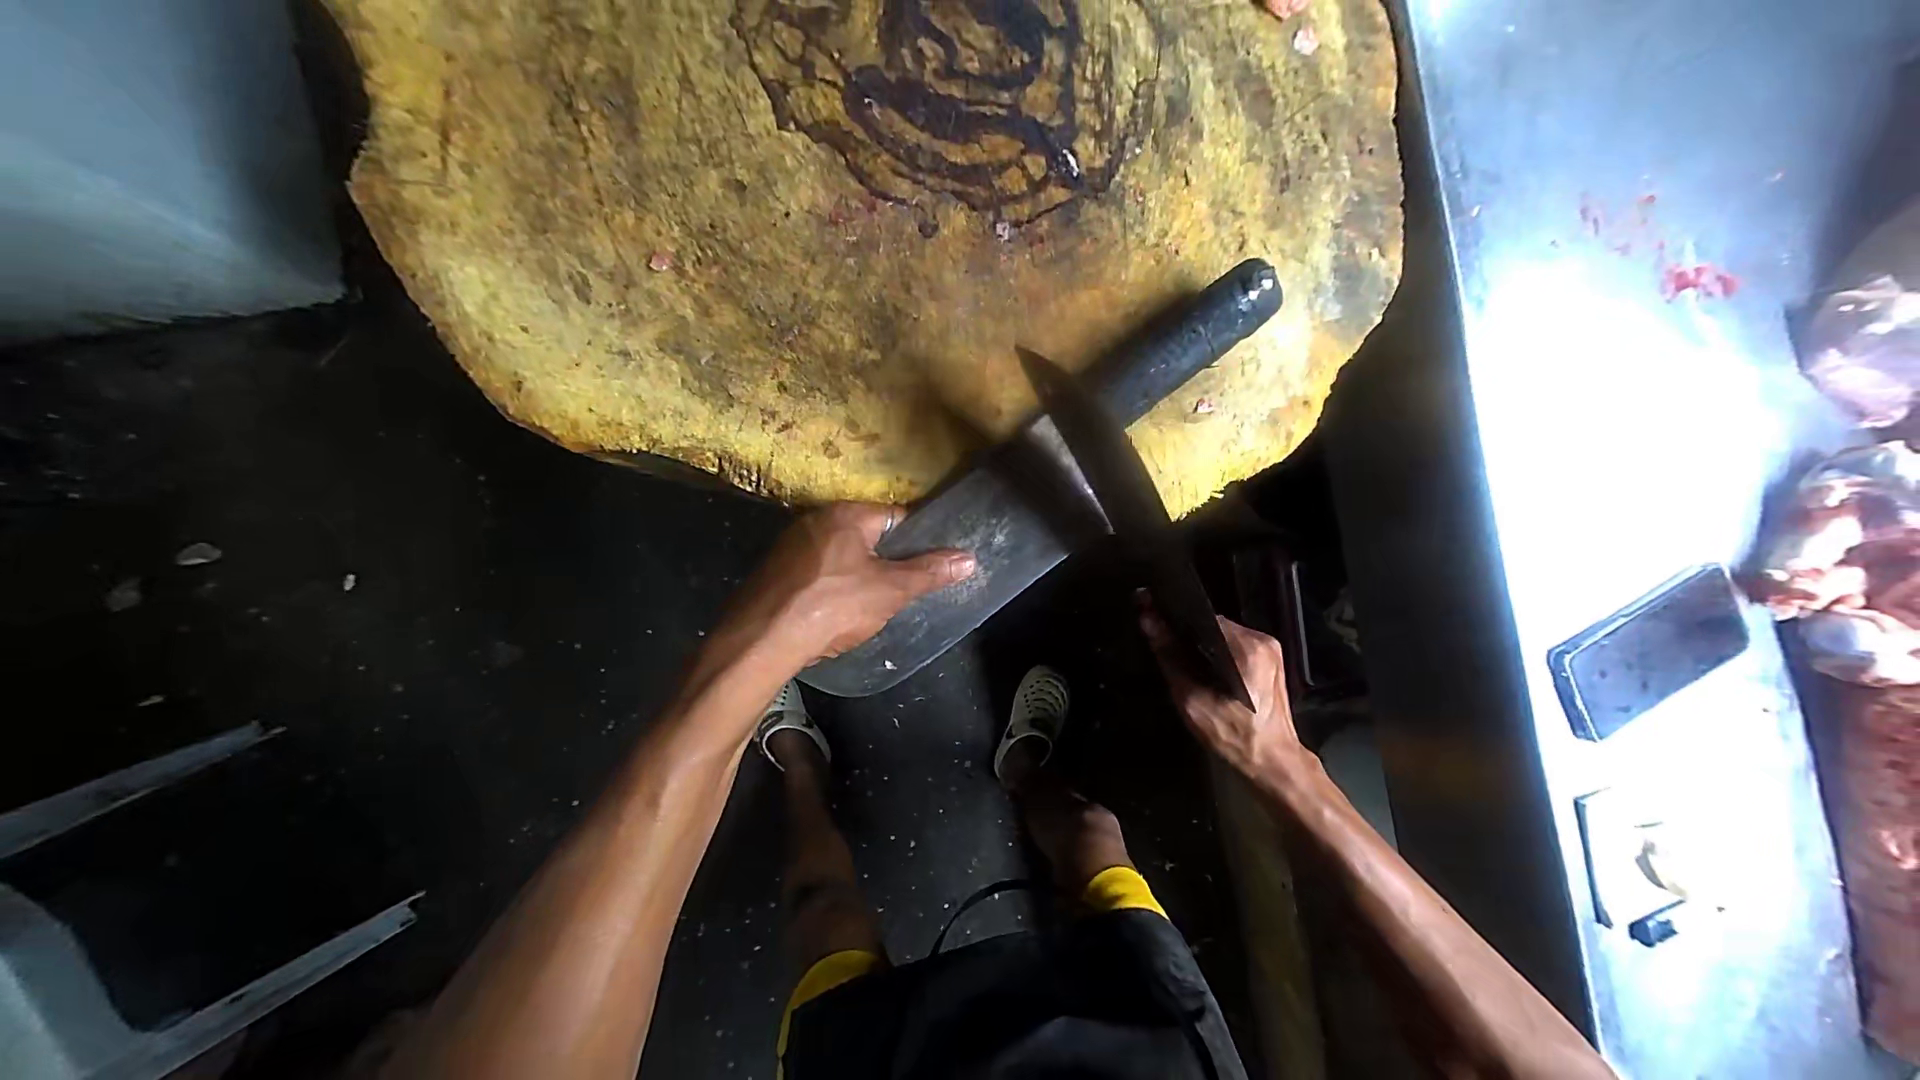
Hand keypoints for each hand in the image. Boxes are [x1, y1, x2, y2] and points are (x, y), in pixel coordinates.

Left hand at [731, 503, 975, 666]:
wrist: (762, 640)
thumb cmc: (833, 606)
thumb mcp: (890, 590)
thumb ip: (929, 572)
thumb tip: (968, 558)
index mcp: (846, 514)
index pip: (897, 517)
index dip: (918, 540)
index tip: (931, 564)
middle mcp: (816, 520)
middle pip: (868, 537)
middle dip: (887, 561)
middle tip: (904, 590)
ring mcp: (791, 545)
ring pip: (841, 557)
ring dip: (858, 576)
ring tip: (872, 606)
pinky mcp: (776, 572)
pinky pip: (817, 574)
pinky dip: (831, 588)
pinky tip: (836, 614)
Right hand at [1138, 598, 1312, 784]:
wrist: (1273, 761)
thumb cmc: (1233, 736)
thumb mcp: (1192, 700)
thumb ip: (1169, 657)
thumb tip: (1147, 619)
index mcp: (1247, 647)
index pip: (1202, 618)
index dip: (1176, 621)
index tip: (1155, 625)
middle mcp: (1263, 640)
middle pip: (1213, 624)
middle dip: (1190, 636)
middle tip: (1171, 653)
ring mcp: (1271, 648)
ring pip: (1223, 634)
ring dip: (1204, 645)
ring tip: (1188, 664)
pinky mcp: (1272, 659)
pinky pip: (1236, 645)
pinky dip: (1219, 653)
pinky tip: (1209, 672)